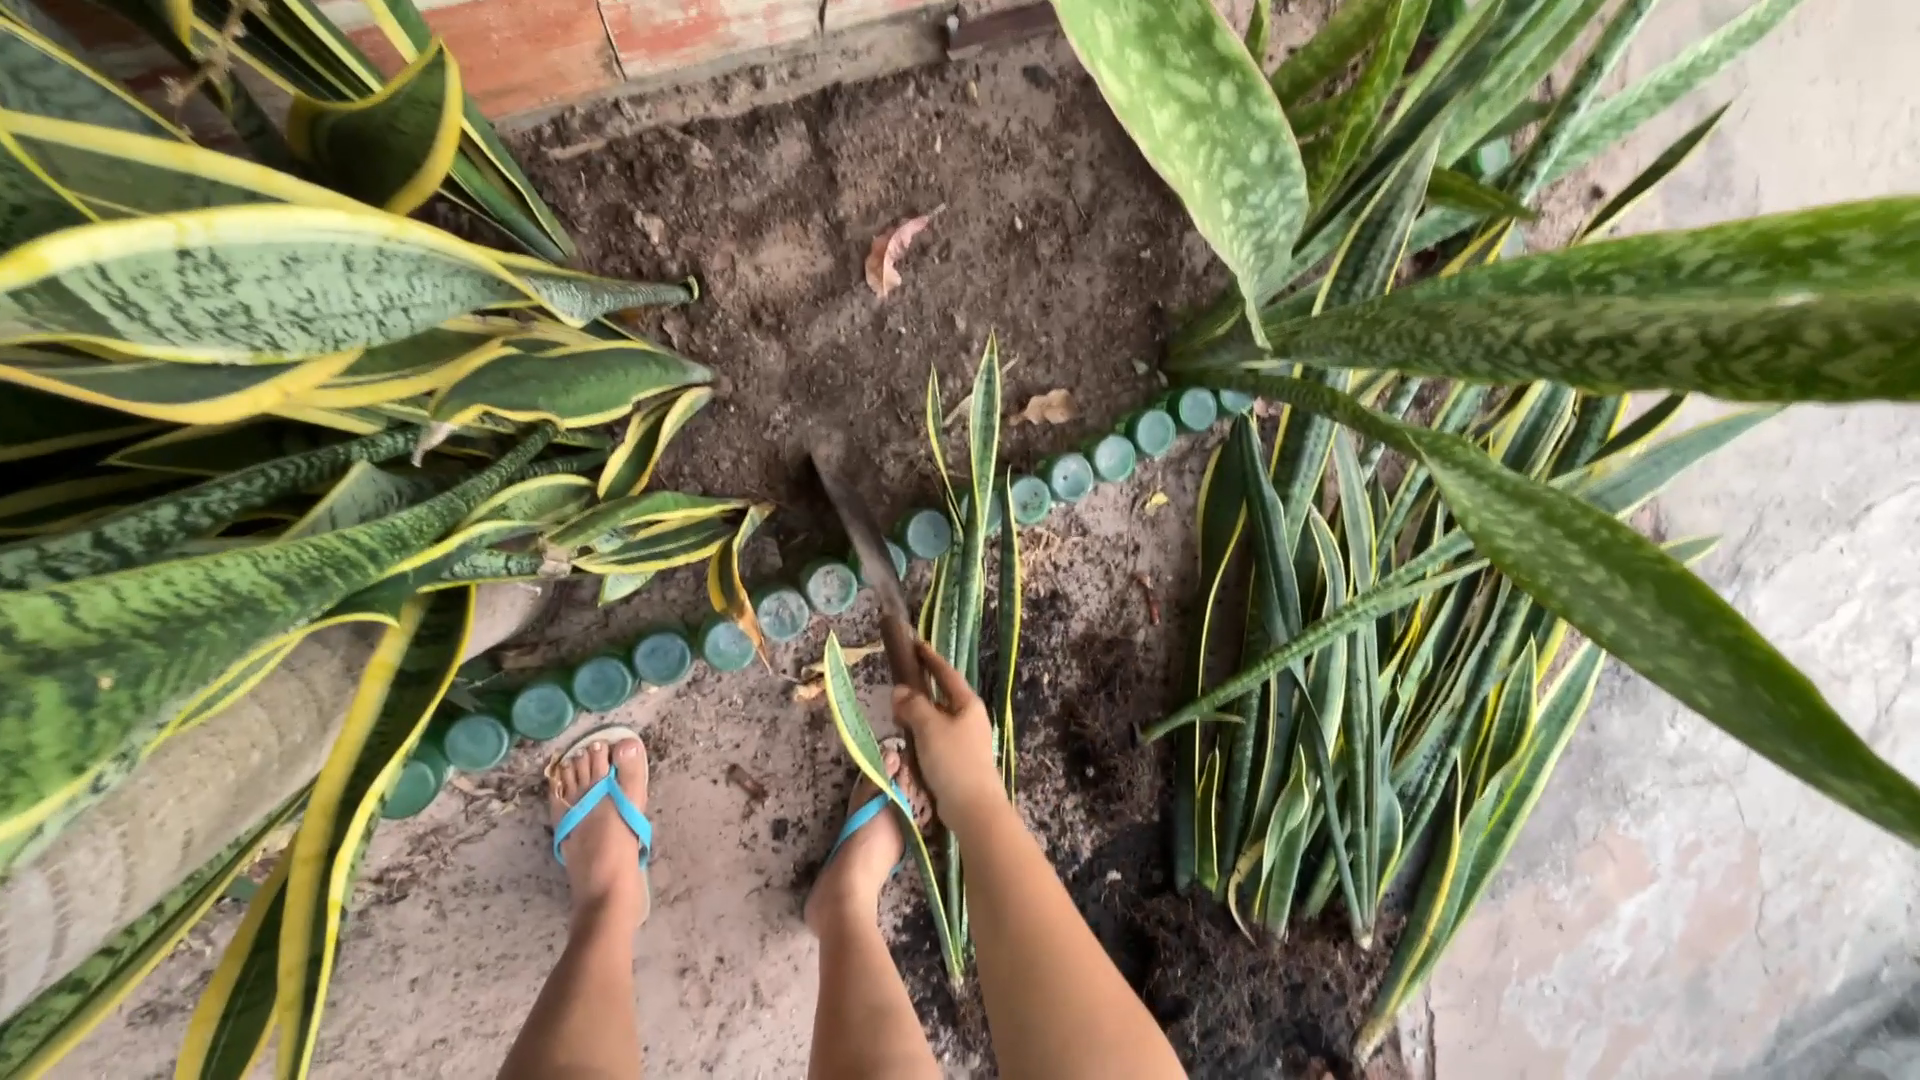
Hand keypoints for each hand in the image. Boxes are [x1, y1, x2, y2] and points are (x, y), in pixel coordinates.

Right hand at [892, 642, 1005, 832]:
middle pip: (942, 696)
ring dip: (918, 714)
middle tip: (899, 683)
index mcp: (967, 704)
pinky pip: (936, 738)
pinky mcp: (958, 760)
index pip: (947, 674)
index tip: (916, 644)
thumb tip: (900, 691)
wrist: (973, 807)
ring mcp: (966, 740)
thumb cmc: (953, 761)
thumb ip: (913, 705)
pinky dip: (921, 734)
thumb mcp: (930, 727)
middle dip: (921, 689)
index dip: (931, 659)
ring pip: (937, 718)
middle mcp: (970, 718)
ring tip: (897, 714)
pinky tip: (908, 741)